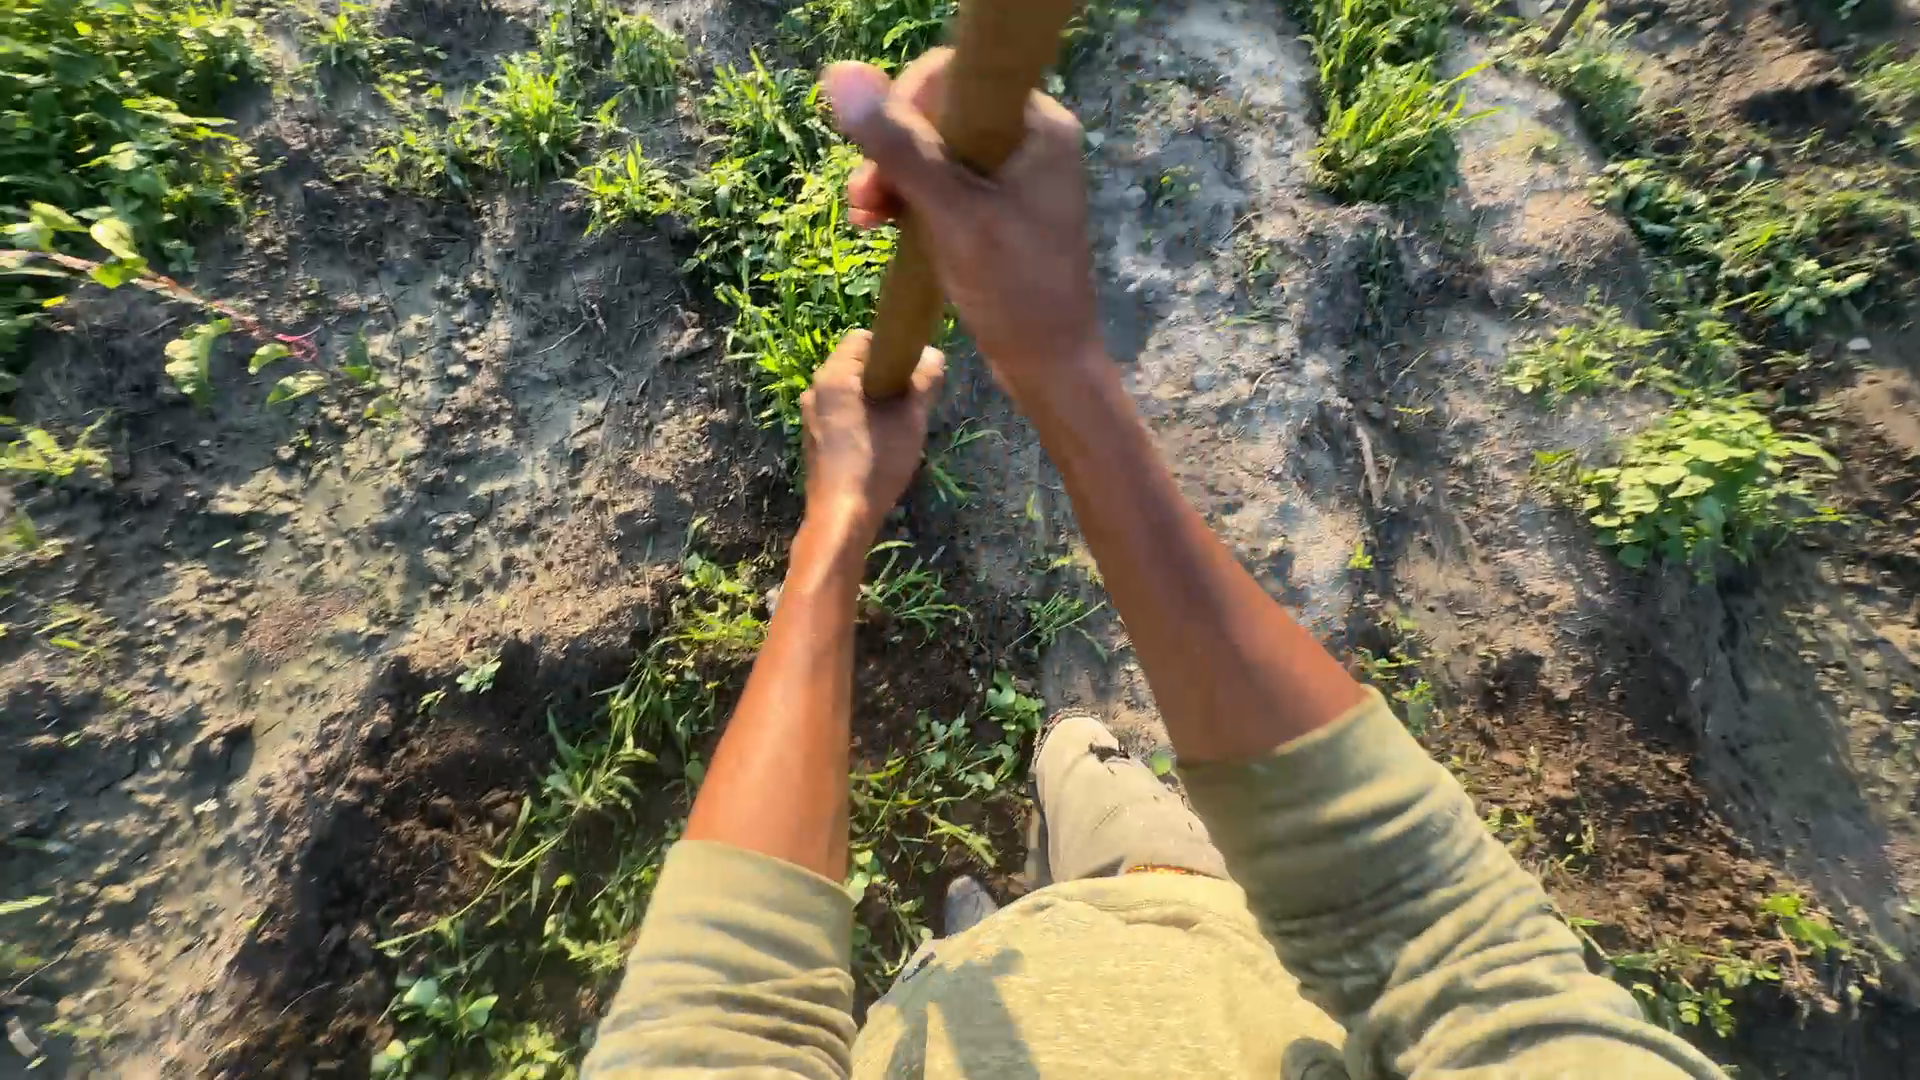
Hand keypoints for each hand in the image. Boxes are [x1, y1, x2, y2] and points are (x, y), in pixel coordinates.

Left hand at [800, 330, 945, 541]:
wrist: (842, 515)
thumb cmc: (877, 461)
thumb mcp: (910, 418)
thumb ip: (924, 381)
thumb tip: (933, 355)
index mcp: (834, 376)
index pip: (863, 338)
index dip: (892, 348)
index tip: (912, 372)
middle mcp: (815, 389)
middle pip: (856, 365)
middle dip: (885, 377)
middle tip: (909, 402)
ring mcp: (810, 416)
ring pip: (849, 392)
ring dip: (874, 400)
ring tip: (896, 427)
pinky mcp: (813, 439)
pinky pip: (840, 414)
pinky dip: (860, 419)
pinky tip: (877, 446)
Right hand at [820, 50, 1104, 406]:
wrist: (1049, 364)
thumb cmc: (1014, 290)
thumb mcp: (953, 216)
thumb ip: (901, 149)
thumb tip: (840, 78)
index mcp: (1037, 125)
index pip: (957, 78)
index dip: (906, 105)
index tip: (878, 152)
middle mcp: (1030, 142)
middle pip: (942, 116)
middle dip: (893, 151)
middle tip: (864, 195)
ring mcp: (1015, 180)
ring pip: (938, 155)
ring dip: (894, 180)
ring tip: (864, 216)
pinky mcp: (999, 214)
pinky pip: (946, 189)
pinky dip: (912, 203)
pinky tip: (881, 224)